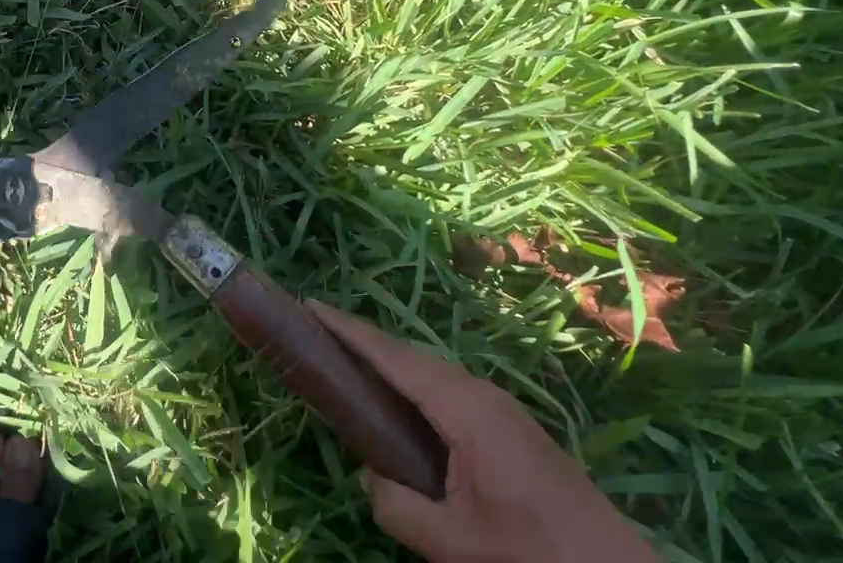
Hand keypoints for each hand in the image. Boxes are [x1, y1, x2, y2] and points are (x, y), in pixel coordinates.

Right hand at [308, 302, 656, 562]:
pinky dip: (412, 384)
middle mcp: (482, 394)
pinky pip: (448, 391)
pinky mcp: (510, 427)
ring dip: (389, 362)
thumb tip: (371, 478)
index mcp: (466, 409)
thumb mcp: (454, 542)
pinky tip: (398, 404)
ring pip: (431, 372)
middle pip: (410, 355)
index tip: (309, 305)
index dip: (349, 331)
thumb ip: (398, 506)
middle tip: (316, 333)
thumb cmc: (533, 553)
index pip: (395, 358)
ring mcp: (500, 408)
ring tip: (346, 363)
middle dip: (362, 340)